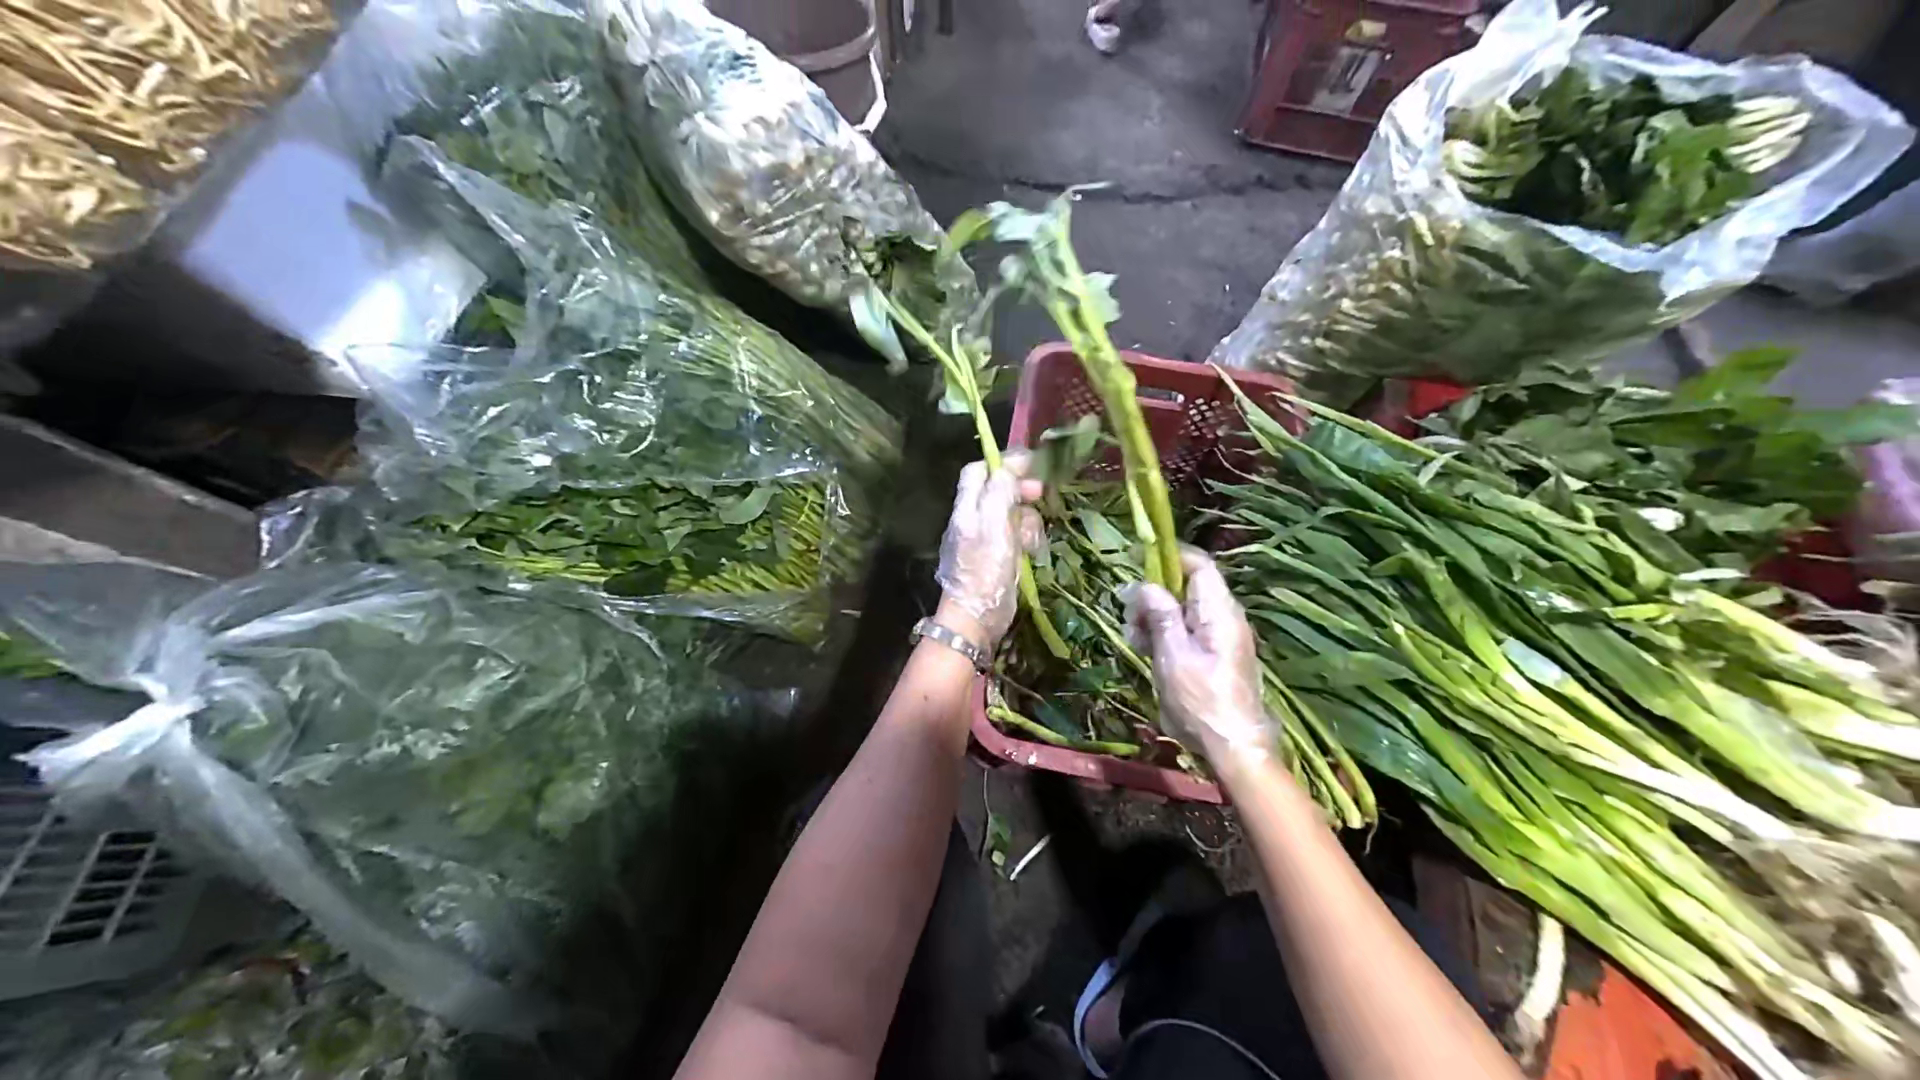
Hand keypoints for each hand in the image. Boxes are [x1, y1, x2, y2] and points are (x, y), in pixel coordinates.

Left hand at [935, 455, 1043, 646]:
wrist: (974, 620)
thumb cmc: (984, 572)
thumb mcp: (994, 526)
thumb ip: (999, 492)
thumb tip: (1009, 468)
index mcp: (967, 507)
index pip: (979, 470)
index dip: (1004, 464)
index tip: (1032, 468)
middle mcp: (972, 518)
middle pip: (998, 490)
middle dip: (1021, 492)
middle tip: (1040, 496)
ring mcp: (983, 539)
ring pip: (1010, 513)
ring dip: (1026, 519)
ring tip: (1032, 536)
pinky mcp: (995, 557)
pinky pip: (1014, 537)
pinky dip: (1025, 539)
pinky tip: (1030, 551)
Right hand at [1123, 548, 1271, 763]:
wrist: (1234, 747)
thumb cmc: (1202, 701)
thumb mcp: (1173, 656)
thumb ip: (1161, 616)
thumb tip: (1144, 584)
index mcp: (1219, 612)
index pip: (1199, 565)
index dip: (1169, 558)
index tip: (1136, 563)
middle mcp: (1224, 617)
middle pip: (1186, 587)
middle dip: (1153, 596)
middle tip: (1129, 619)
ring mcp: (1220, 637)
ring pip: (1182, 610)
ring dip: (1154, 618)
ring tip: (1134, 640)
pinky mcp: (1214, 655)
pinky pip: (1187, 632)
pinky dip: (1164, 636)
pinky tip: (1146, 652)